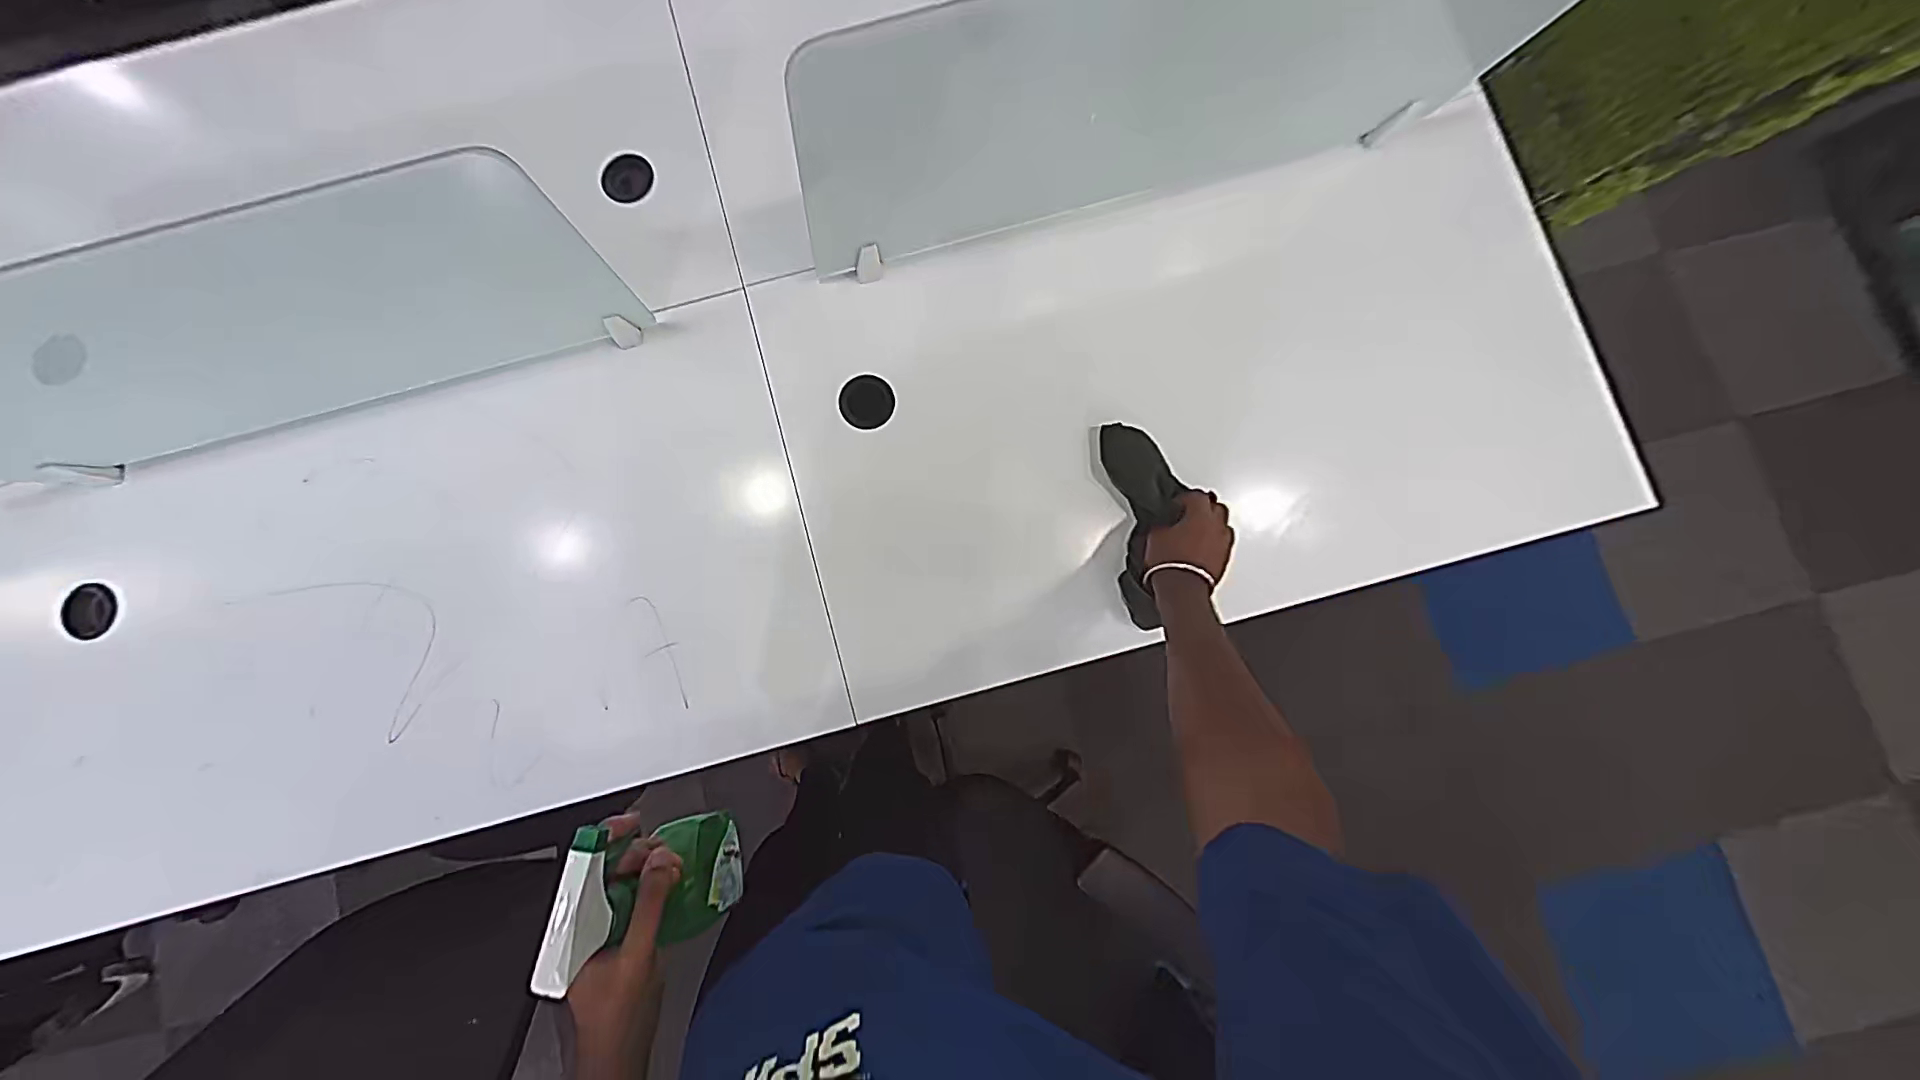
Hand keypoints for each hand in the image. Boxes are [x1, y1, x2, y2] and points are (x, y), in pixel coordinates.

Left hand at [567, 815, 682, 1079]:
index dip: (605, 840)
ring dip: (650, 868)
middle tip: (665, 851)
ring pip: (623, 884)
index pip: (583, 871)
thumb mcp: (638, 955)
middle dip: (638, 854)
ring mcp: (600, 933)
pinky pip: (635, 899)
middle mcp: (582, 927)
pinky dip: (655, 886)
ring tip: (671, 865)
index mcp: (572, 930)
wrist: (620, 1058)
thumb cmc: (618, 1020)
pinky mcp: (619, 938)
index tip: (631, 822)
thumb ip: (651, 905)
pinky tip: (670, 883)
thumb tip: (661, 861)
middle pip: (606, 873)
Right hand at [1144, 491, 1233, 590]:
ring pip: (1222, 525)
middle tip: (1190, 513)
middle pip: (1216, 507)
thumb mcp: (1155, 536)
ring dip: (1211, 525)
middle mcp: (1216, 525)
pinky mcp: (1225, 558)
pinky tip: (1202, 547)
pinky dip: (1213, 541)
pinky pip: (1222, 543)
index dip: (1184, 499)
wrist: (1181, 589)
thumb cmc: (1170, 562)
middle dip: (1204, 508)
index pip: (1196, 496)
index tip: (1176, 504)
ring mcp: (1223, 542)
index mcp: (1200, 513)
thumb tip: (1163, 525)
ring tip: (1197, 530)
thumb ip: (1162, 524)